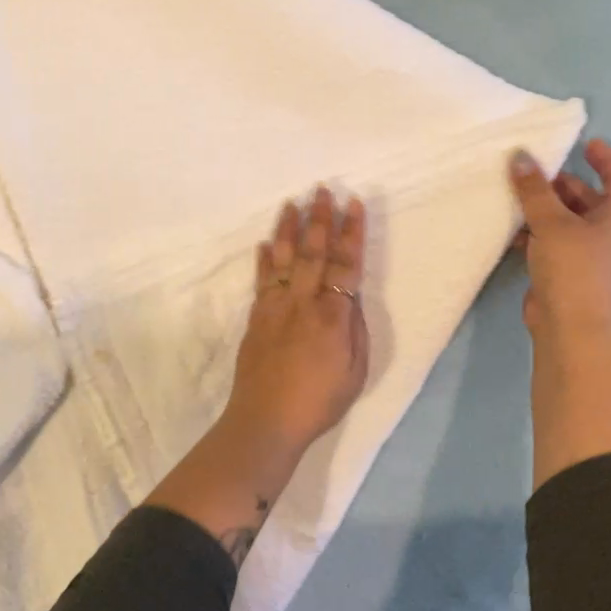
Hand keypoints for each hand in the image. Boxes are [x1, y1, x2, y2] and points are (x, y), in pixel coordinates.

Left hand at [222, 187, 370, 455]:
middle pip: (313, 253)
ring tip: (291, 205)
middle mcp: (303, 304)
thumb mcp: (355, 371)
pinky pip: (261, 282)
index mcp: (333, 316)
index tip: (353, 204)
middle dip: (319, 219)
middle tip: (321, 190)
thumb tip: (350, 299)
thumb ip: (354, 330)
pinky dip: (264, 261)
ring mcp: (275, 310)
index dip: (351, 233)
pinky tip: (265, 245)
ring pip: (283, 261)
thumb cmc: (318, 402)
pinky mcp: (255, 322)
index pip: (346, 264)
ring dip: (288, 230)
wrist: (266, 421)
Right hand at [507, 138, 610, 335]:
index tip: (585, 144)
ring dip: (543, 211)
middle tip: (535, 173)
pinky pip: (549, 246)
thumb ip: (534, 190)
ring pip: (565, 224)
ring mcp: (584, 257)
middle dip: (563, 185)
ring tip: (517, 199)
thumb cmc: (572, 268)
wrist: (569, 326)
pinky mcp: (562, 275)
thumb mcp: (552, 223)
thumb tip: (519, 156)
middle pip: (588, 200)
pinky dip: (533, 236)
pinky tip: (511, 233)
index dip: (606, 159)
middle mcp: (604, 235)